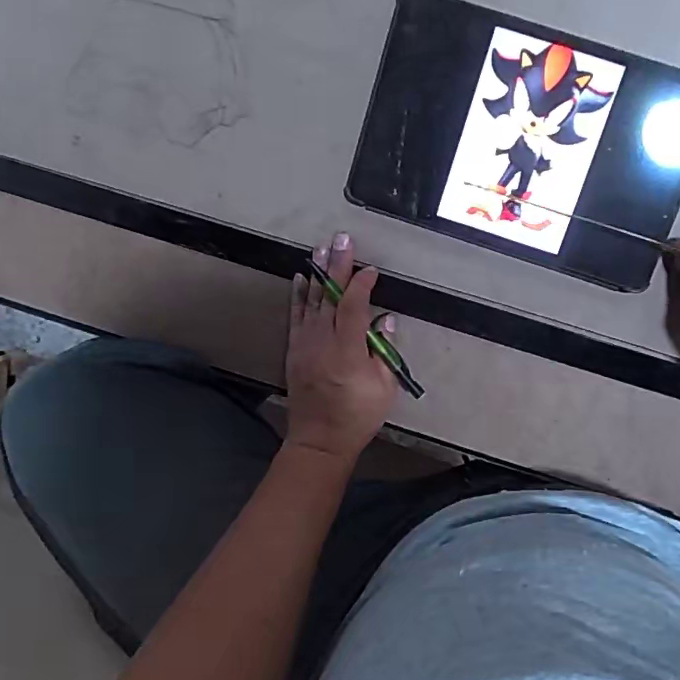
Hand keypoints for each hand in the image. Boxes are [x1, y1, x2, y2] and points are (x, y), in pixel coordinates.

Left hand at [284, 232, 398, 460]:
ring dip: (318, 273)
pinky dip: (298, 295)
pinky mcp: (294, 349)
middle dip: (338, 265)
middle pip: (330, 296)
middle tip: (342, 240)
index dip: (361, 284)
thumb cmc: (357, 416)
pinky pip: (296, 316)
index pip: (353, 306)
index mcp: (347, 351)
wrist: (319, 439)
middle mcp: (323, 341)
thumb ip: (384, 351)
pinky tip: (301, 278)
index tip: (371, 270)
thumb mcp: (383, 388)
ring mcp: (305, 344)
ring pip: (311, 301)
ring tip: (322, 249)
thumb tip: (384, 321)